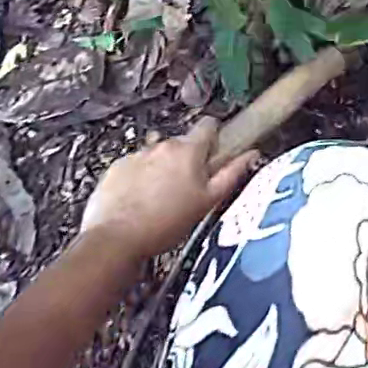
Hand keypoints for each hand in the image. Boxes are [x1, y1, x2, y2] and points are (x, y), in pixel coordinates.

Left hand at [78, 117, 258, 262]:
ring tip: (157, 198)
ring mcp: (136, 155)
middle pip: (181, 142)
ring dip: (160, 168)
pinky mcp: (114, 169)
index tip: (211, 156)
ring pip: (156, 155)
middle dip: (185, 158)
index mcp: (189, 149)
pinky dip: (136, 177)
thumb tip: (253, 152)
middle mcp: (163, 144)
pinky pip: (132, 166)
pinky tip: (135, 201)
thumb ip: (232, 173)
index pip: (208, 124)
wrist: (113, 242)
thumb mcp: (208, 201)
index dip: (212, 137)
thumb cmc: (167, 222)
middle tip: (185, 187)